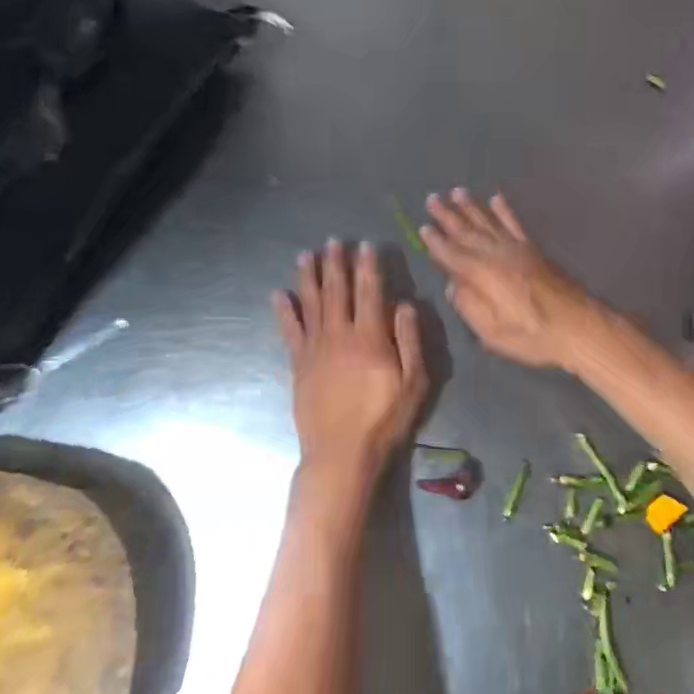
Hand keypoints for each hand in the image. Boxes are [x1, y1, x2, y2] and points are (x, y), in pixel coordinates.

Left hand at [274, 239, 429, 473]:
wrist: (341, 452)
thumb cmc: (384, 421)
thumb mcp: (414, 384)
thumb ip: (410, 341)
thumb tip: (406, 304)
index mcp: (371, 338)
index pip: (370, 292)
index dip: (369, 267)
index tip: (367, 245)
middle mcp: (340, 335)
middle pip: (337, 291)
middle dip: (336, 263)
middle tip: (334, 240)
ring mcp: (315, 348)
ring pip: (311, 303)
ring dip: (308, 277)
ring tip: (307, 254)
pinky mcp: (299, 364)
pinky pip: (290, 330)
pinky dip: (284, 310)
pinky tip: (279, 293)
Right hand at [419, 189, 599, 368]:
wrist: (578, 327)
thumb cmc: (531, 336)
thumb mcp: (491, 332)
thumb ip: (469, 307)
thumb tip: (453, 286)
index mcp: (482, 275)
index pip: (451, 254)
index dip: (435, 242)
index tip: (422, 227)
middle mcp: (497, 254)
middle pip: (467, 231)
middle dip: (448, 215)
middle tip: (432, 198)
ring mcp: (517, 249)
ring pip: (488, 222)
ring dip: (471, 207)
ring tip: (457, 191)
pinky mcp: (534, 250)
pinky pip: (514, 224)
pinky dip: (504, 210)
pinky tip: (496, 198)